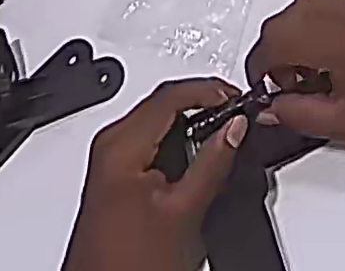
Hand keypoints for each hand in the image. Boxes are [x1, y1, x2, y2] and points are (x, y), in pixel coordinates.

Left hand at [62, 78, 247, 270]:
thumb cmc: (129, 266)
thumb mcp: (184, 212)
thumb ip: (213, 163)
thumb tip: (233, 127)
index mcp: (121, 144)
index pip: (169, 96)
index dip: (207, 91)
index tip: (234, 97)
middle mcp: (111, 144)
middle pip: (162, 104)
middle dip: (200, 103)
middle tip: (232, 110)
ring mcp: (110, 159)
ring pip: (158, 121)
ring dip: (190, 122)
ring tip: (221, 131)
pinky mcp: (115, 175)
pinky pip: (151, 140)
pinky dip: (177, 141)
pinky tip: (198, 155)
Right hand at [244, 0, 344, 144]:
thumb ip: (300, 116)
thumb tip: (271, 109)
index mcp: (323, 37)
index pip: (268, 46)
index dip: (260, 71)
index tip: (266, 88)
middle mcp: (323, 7)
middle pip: (273, 29)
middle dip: (275, 59)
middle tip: (296, 85)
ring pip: (287, 16)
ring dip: (289, 42)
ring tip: (317, 69)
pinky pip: (305, 7)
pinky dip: (305, 27)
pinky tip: (329, 51)